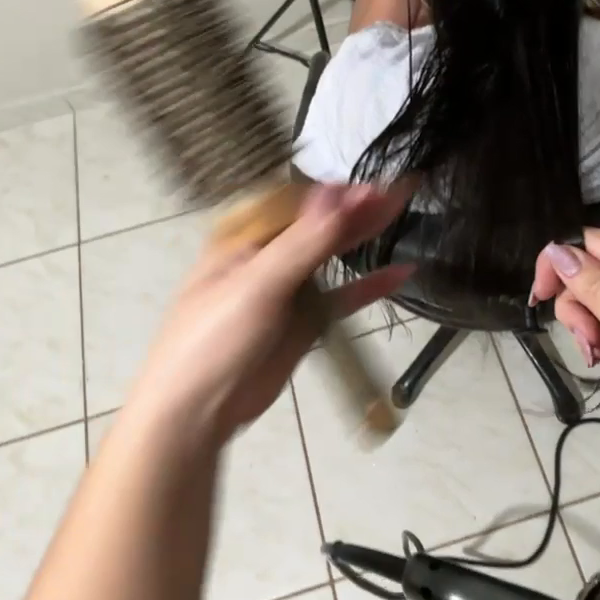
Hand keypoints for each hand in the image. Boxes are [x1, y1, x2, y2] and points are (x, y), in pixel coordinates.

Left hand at [128, 184, 413, 443]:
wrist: (197, 413)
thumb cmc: (214, 339)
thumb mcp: (257, 285)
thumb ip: (302, 241)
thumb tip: (334, 191)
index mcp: (245, 239)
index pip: (297, 204)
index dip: (336, 194)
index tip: (375, 186)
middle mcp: (267, 258)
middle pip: (319, 227)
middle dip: (357, 210)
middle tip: (401, 191)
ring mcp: (287, 291)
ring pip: (332, 258)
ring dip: (364, 238)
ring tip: (402, 214)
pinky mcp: (304, 324)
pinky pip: (341, 299)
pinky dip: (368, 288)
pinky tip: (399, 273)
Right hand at [530, 229, 599, 451]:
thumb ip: (595, 287)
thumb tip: (557, 249)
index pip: (588, 240)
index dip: (558, 262)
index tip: (541, 298)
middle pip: (590, 269)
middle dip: (575, 303)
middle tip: (586, 340)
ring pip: (597, 295)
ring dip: (587, 324)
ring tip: (597, 355)